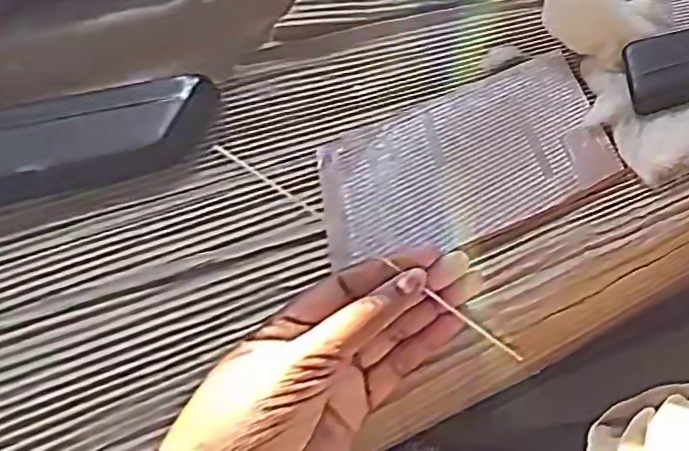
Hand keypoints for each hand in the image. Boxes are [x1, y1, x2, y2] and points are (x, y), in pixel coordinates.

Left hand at [160, 251, 477, 450]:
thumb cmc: (225, 440)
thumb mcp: (296, 364)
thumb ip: (357, 319)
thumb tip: (403, 281)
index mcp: (286, 334)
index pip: (349, 287)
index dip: (390, 269)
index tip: (427, 257)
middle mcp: (313, 352)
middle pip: (377, 307)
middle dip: (420, 285)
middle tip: (456, 267)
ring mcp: (334, 379)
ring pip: (394, 333)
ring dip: (432, 308)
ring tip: (463, 288)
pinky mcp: (353, 405)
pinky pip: (398, 364)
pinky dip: (427, 342)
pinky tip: (448, 323)